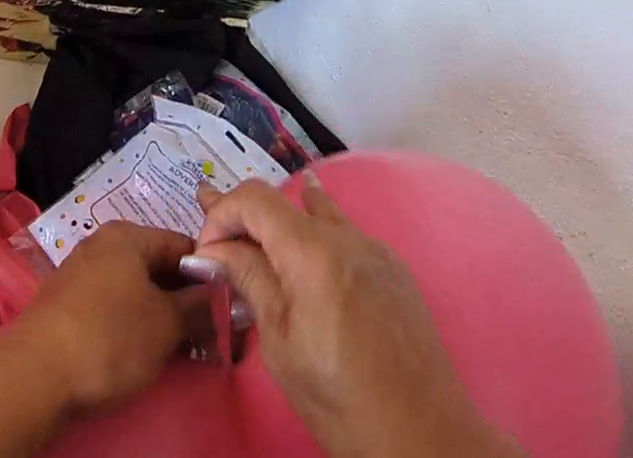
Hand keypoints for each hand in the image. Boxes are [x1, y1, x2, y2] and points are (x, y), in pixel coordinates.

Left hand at [0, 222, 209, 417]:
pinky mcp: (69, 305)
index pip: (184, 245)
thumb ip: (201, 307)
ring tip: (184, 348)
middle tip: (212, 333)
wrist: (34, 378)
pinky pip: (115, 305)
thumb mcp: (166, 324)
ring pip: (137, 289)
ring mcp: (82, 274)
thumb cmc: (109, 338)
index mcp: (128, 236)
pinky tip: (147, 351)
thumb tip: (229, 298)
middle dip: (187, 299)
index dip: (211, 274)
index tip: (230, 307)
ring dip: (164, 315)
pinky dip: (136, 323)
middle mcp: (103, 245)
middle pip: (159, 266)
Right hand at [196, 177, 520, 457]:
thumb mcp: (281, 342)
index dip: (221, 214)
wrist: (426, 435)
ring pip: (318, 212)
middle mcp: (346, 235)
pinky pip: (345, 234)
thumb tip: (215, 249)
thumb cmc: (340, 397)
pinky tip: (306, 251)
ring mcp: (375, 248)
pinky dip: (315, 236)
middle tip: (218, 244)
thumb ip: (250, 280)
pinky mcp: (393, 268)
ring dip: (280, 224)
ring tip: (254, 238)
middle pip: (284, 201)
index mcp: (313, 250)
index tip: (207, 253)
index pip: (254, 198)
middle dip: (245, 219)